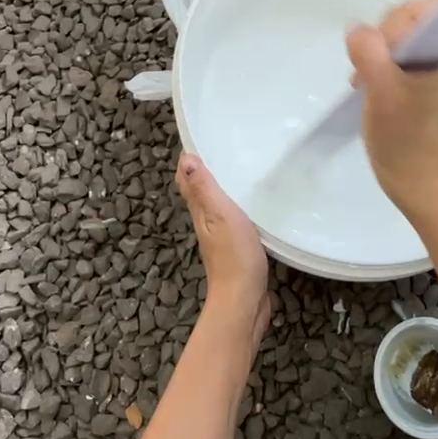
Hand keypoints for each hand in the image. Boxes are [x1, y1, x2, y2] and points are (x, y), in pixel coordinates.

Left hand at [175, 154, 270, 340]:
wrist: (244, 300)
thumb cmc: (234, 255)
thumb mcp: (220, 215)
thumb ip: (205, 188)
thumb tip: (186, 158)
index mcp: (200, 212)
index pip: (187, 180)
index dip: (189, 160)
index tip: (199, 138)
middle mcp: (205, 222)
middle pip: (199, 192)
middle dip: (204, 171)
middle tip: (221, 148)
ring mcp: (220, 237)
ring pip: (215, 206)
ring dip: (221, 188)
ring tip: (238, 170)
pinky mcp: (236, 248)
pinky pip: (232, 220)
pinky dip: (236, 207)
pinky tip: (251, 204)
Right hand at [345, 0, 437, 206]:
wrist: (406, 173)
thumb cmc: (404, 135)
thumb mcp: (383, 90)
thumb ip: (369, 51)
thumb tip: (356, 29)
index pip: (433, 7)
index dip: (404, 25)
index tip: (390, 55)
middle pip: (415, 13)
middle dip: (388, 38)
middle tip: (377, 71)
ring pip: (402, 26)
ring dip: (378, 48)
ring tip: (370, 79)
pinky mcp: (425, 65)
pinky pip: (397, 41)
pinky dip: (379, 55)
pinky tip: (370, 79)